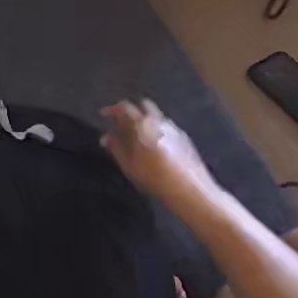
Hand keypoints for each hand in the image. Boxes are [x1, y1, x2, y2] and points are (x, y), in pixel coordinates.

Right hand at [100, 99, 223, 212]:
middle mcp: (159, 121)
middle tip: (122, 123)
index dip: (112, 109)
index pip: (124, 107)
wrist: (193, 191)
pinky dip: (157, 129)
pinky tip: (156, 146)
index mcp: (142, 124)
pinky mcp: (185, 138)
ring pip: (156, 116)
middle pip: (144, 105)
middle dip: (132, 110)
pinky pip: (167, 126)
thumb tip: (106, 136)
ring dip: (145, 120)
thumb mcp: (129, 165)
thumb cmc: (155, 177)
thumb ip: (116, 148)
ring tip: (138, 136)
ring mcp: (175, 128)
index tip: (104, 115)